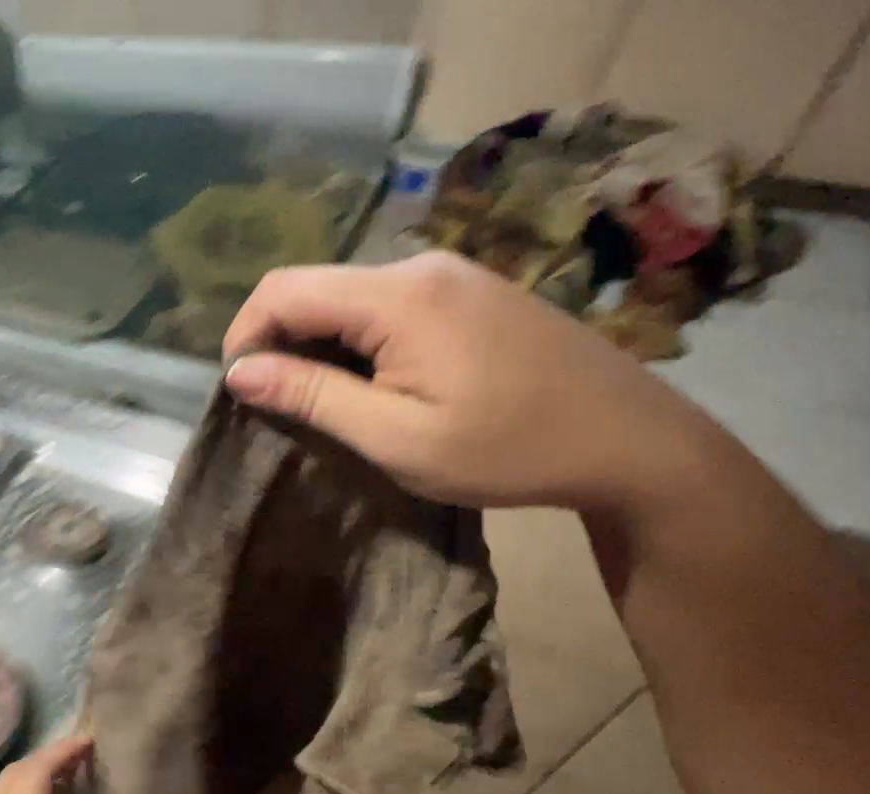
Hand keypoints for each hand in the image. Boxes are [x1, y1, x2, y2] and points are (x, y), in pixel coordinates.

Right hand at [220, 252, 721, 511]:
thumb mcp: (396, 437)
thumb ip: (313, 396)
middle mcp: (421, 266)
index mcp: (400, 296)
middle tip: (279, 404)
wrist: (631, 442)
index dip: (243, 336)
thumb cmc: (508, 449)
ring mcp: (451, 273)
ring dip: (316, 341)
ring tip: (324, 400)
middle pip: (313, 286)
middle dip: (278, 340)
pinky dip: (355, 337)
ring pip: (346, 294)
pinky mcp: (470, 289)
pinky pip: (385, 301)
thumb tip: (238, 372)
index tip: (241, 391)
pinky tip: (373, 380)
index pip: (283, 289)